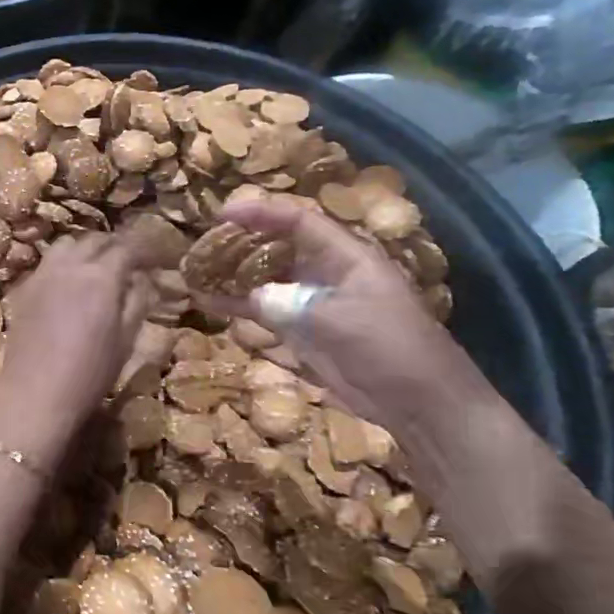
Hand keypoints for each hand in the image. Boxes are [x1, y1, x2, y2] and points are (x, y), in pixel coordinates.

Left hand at [0, 234, 148, 470]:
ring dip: (85, 249)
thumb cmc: (90, 374)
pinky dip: (63, 264)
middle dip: (115, 245)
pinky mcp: (23, 290)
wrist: (35, 395)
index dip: (145, 249)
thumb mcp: (126, 341)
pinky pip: (47, 264)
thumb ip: (137, 301)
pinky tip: (69, 284)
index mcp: (101, 277)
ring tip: (96, 267)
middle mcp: (70, 267)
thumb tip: (143, 279)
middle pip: (95, 240)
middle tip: (130, 260)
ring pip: (66, 245)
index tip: (157, 256)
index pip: (127, 248)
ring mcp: (42, 276)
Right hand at [212, 197, 491, 432]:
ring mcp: (312, 301)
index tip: (222, 213)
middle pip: (276, 245)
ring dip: (233, 273)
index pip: (298, 221)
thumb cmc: (389, 349)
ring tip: (197, 268)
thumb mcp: (340, 322)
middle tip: (203, 241)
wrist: (417, 401)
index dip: (261, 212)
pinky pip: (263, 309)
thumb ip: (291, 304)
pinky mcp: (302, 329)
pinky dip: (237, 305)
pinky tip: (207, 302)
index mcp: (345, 256)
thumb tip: (252, 296)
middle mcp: (325, 271)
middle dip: (241, 240)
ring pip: (265, 277)